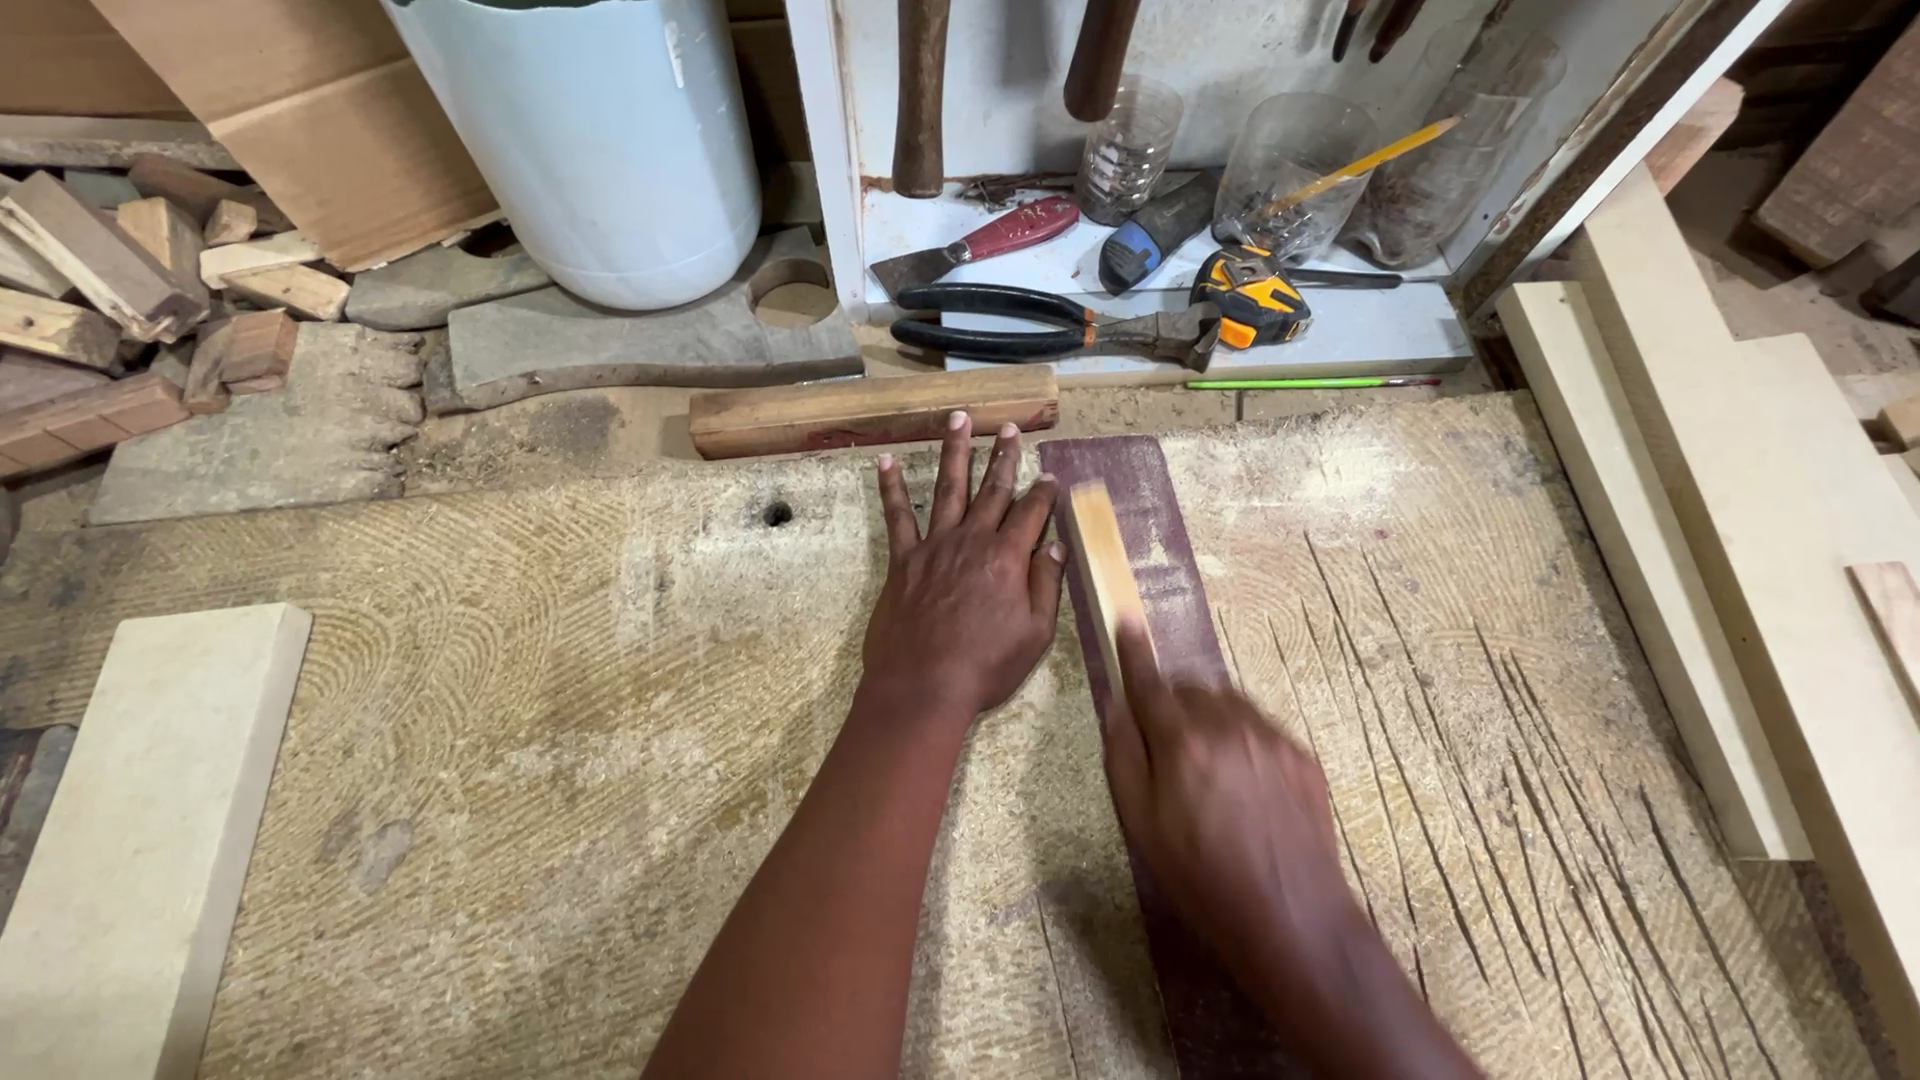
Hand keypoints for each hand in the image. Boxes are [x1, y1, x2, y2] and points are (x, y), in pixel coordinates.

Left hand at [862, 412, 1065, 722]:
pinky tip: (883, 462)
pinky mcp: (903, 560)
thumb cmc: (985, 666)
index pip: (1032, 513)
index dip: (1044, 493)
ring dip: (954, 452)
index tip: (1051, 475)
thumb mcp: (1034, 633)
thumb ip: (1046, 585)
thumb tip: (1057, 546)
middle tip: (1008, 428)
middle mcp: (972, 541)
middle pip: (992, 490)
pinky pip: (897, 516)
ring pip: (947, 488)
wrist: (922, 685)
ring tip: (957, 419)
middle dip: (1003, 456)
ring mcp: (934, 546)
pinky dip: (890, 488)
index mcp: (1007, 558)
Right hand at [1101, 619, 1365, 1011]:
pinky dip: (1241, 738)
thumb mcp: (1139, 823)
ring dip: (1209, 717)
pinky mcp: (1302, 755)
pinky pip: (1260, 726)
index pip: (1150, 684)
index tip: (1128, 622)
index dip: (1135, 653)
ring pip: (1228, 703)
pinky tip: (1244, 784)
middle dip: (1173, 703)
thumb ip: (1123, 755)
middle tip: (1167, 746)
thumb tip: (1117, 704)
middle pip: (1190, 689)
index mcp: (1183, 743)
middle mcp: (1229, 727)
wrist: (1291, 918)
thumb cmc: (1199, 876)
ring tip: (1208, 768)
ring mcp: (1271, 738)